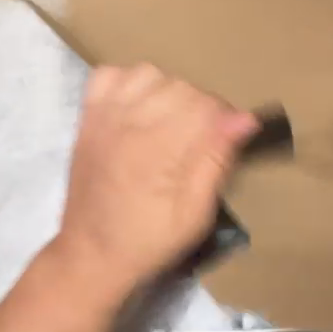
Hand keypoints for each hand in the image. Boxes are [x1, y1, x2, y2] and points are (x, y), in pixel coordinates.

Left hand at [53, 64, 258, 292]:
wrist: (90, 257)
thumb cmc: (149, 240)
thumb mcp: (196, 214)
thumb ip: (217, 160)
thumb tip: (245, 118)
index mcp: (157, 149)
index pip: (205, 105)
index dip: (224, 119)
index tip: (228, 141)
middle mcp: (129, 124)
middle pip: (180, 86)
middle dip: (200, 107)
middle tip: (200, 138)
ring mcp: (104, 117)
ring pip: (148, 74)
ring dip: (167, 90)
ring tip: (171, 119)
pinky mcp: (87, 118)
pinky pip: (109, 75)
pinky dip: (128, 82)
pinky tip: (138, 105)